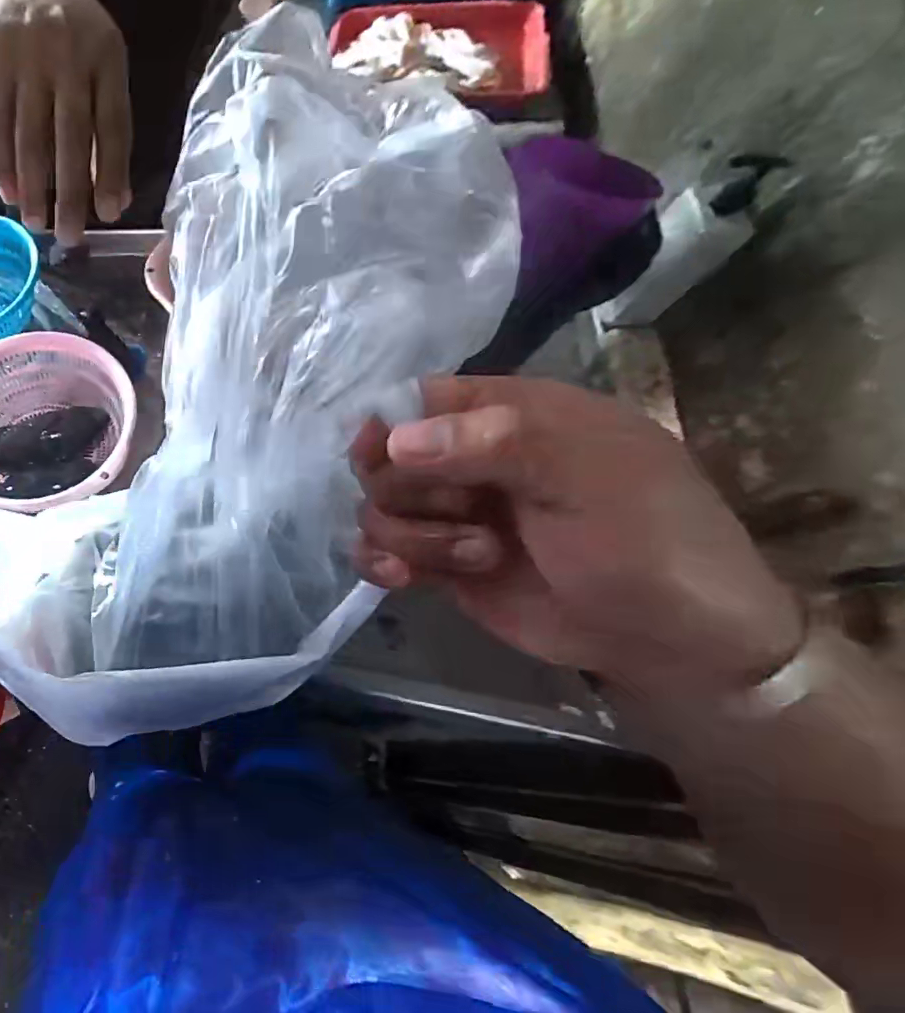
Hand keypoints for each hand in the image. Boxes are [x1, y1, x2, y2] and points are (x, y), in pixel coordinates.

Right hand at [0, 0, 132, 244]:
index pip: (113, 122)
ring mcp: (28, 60)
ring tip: (37, 225)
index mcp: (106, 57)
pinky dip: (3, 165)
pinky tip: (9, 196)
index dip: (111, 170)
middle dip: (70, 192)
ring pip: (31, 137)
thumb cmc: (69, 45)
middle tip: (70, 236)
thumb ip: (107, 128)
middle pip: (71, 136)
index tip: (109, 213)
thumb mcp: (98, 70)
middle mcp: (69, 57)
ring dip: (33, 187)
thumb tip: (116, 197)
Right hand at [351, 376, 802, 699]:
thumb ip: (493, 443)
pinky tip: (403, 579)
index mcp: (509, 418)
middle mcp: (469, 460)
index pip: (415, 400)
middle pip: (383, 457)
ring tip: (477, 557)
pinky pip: (372, 548)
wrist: (671, 644)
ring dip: (412, 535)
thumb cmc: (647, 543)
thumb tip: (394, 441)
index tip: (385, 457)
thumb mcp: (587, 477)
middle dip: (408, 490)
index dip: (388, 426)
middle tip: (464, 509)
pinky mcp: (436, 559)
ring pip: (376, 507)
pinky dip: (378, 562)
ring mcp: (450, 512)